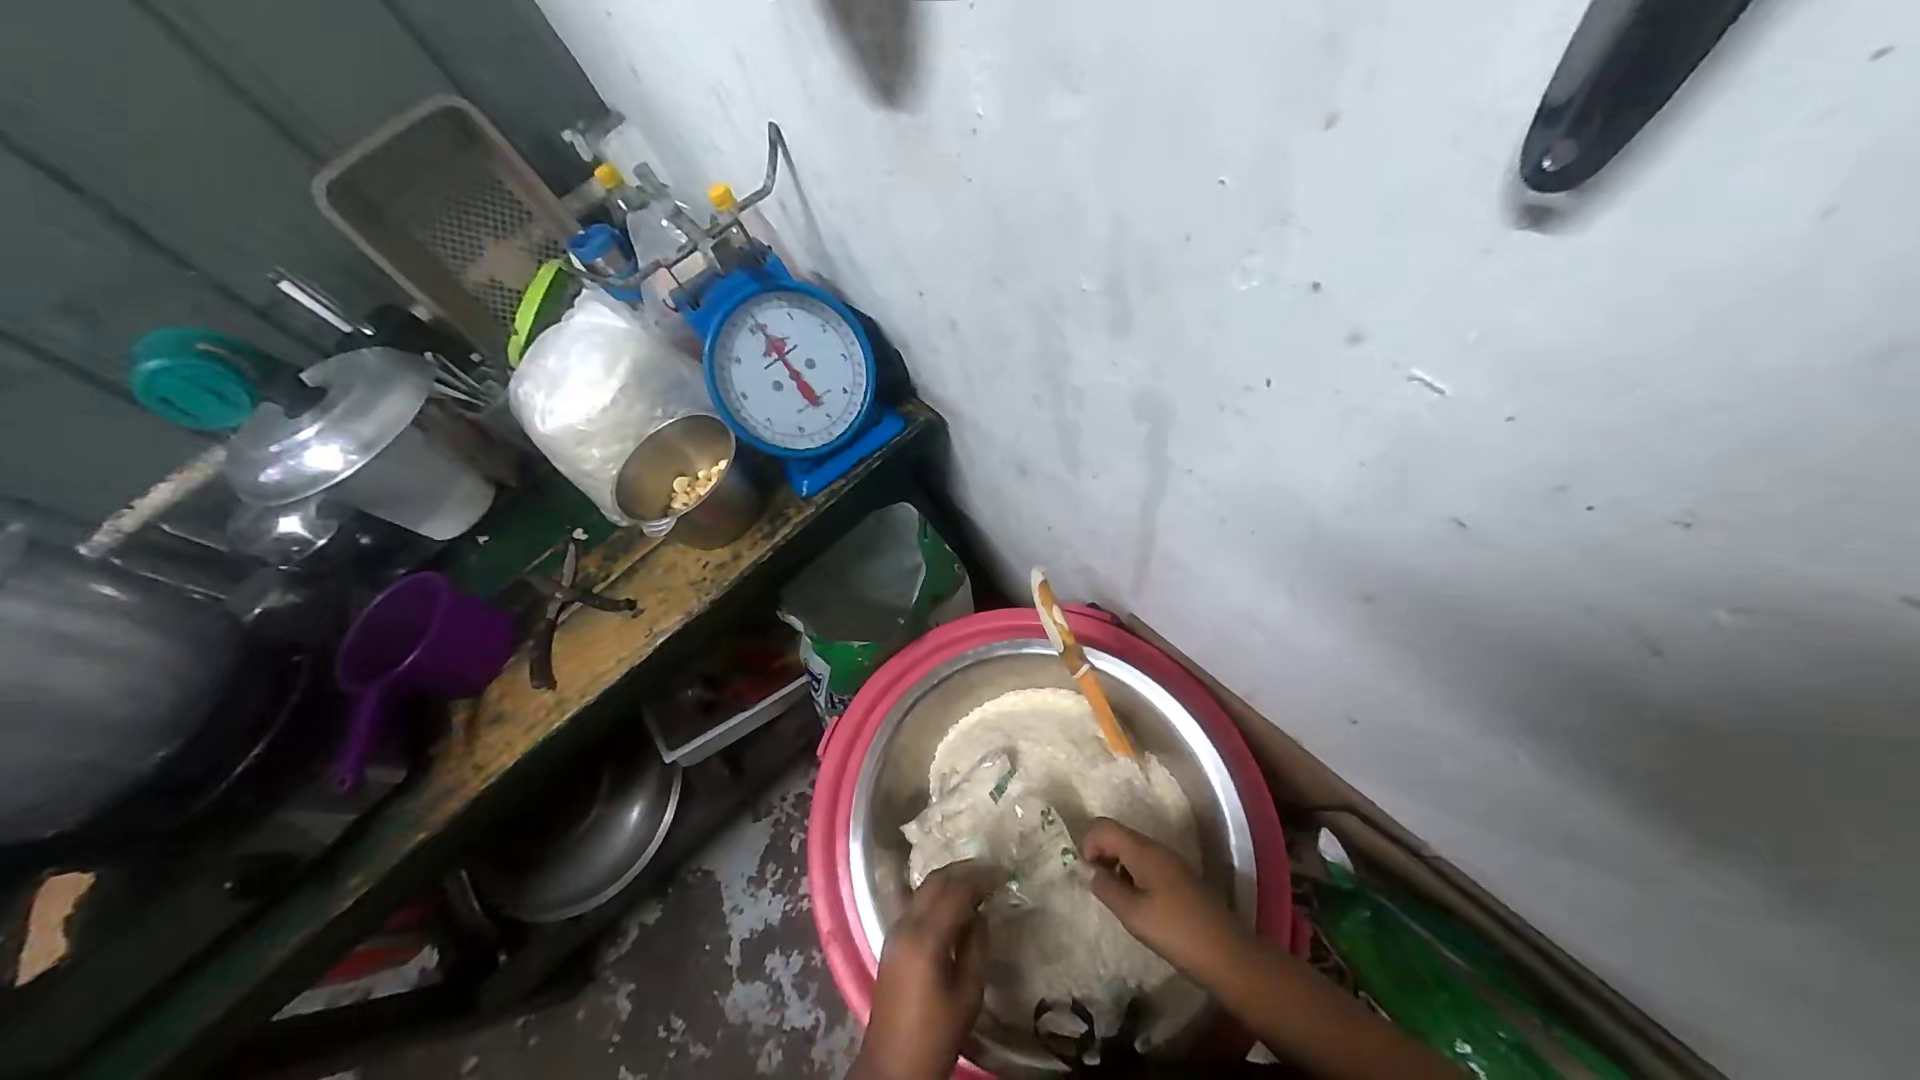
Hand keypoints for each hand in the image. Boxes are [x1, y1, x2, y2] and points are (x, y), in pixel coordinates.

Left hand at [849, 860, 1003, 1079]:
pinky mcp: (892, 942)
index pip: (955, 891)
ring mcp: (894, 932)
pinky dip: (938, 896)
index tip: (1004, 873)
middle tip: (991, 870)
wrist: (893, 1066)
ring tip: (978, 882)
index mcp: (925, 938)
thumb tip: (980, 914)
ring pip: (923, 890)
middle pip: (934, 882)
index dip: (981, 878)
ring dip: (950, 880)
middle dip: (964, 870)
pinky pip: (917, 905)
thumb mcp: (968, 993)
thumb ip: (976, 946)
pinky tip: (956, 905)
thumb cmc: (936, 1035)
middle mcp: (905, 926)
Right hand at [1080, 818, 1249, 980]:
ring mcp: (1171, 861)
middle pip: (1118, 835)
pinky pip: (1146, 863)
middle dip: (1100, 854)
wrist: (1228, 955)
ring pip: (1132, 850)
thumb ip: (1105, 886)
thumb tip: (1084, 867)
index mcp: (1143, 850)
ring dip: (1116, 866)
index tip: (1086, 874)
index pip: (1103, 827)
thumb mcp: (1132, 913)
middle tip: (1097, 887)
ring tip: (1115, 898)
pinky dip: (1132, 874)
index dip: (1087, 844)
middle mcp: (1157, 848)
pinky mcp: (1180, 877)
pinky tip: (1137, 904)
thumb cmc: (1175, 932)